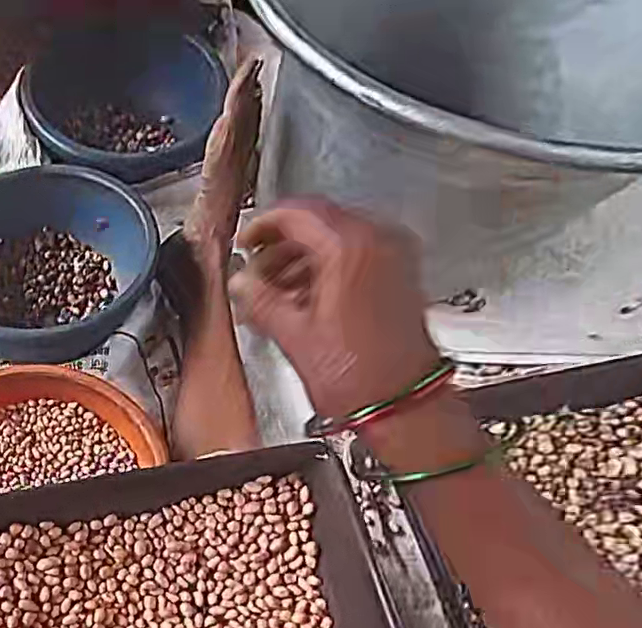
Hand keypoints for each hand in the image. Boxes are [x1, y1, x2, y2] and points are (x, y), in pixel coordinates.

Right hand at [229, 198, 441, 417]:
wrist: (399, 400)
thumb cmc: (358, 374)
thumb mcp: (294, 336)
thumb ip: (262, 301)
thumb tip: (242, 283)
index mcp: (351, 249)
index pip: (299, 213)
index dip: (263, 224)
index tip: (245, 241)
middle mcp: (379, 243)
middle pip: (318, 222)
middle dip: (278, 246)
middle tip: (252, 270)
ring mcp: (392, 258)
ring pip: (334, 240)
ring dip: (298, 260)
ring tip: (270, 292)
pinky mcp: (395, 276)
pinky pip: (352, 258)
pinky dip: (321, 270)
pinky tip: (299, 300)